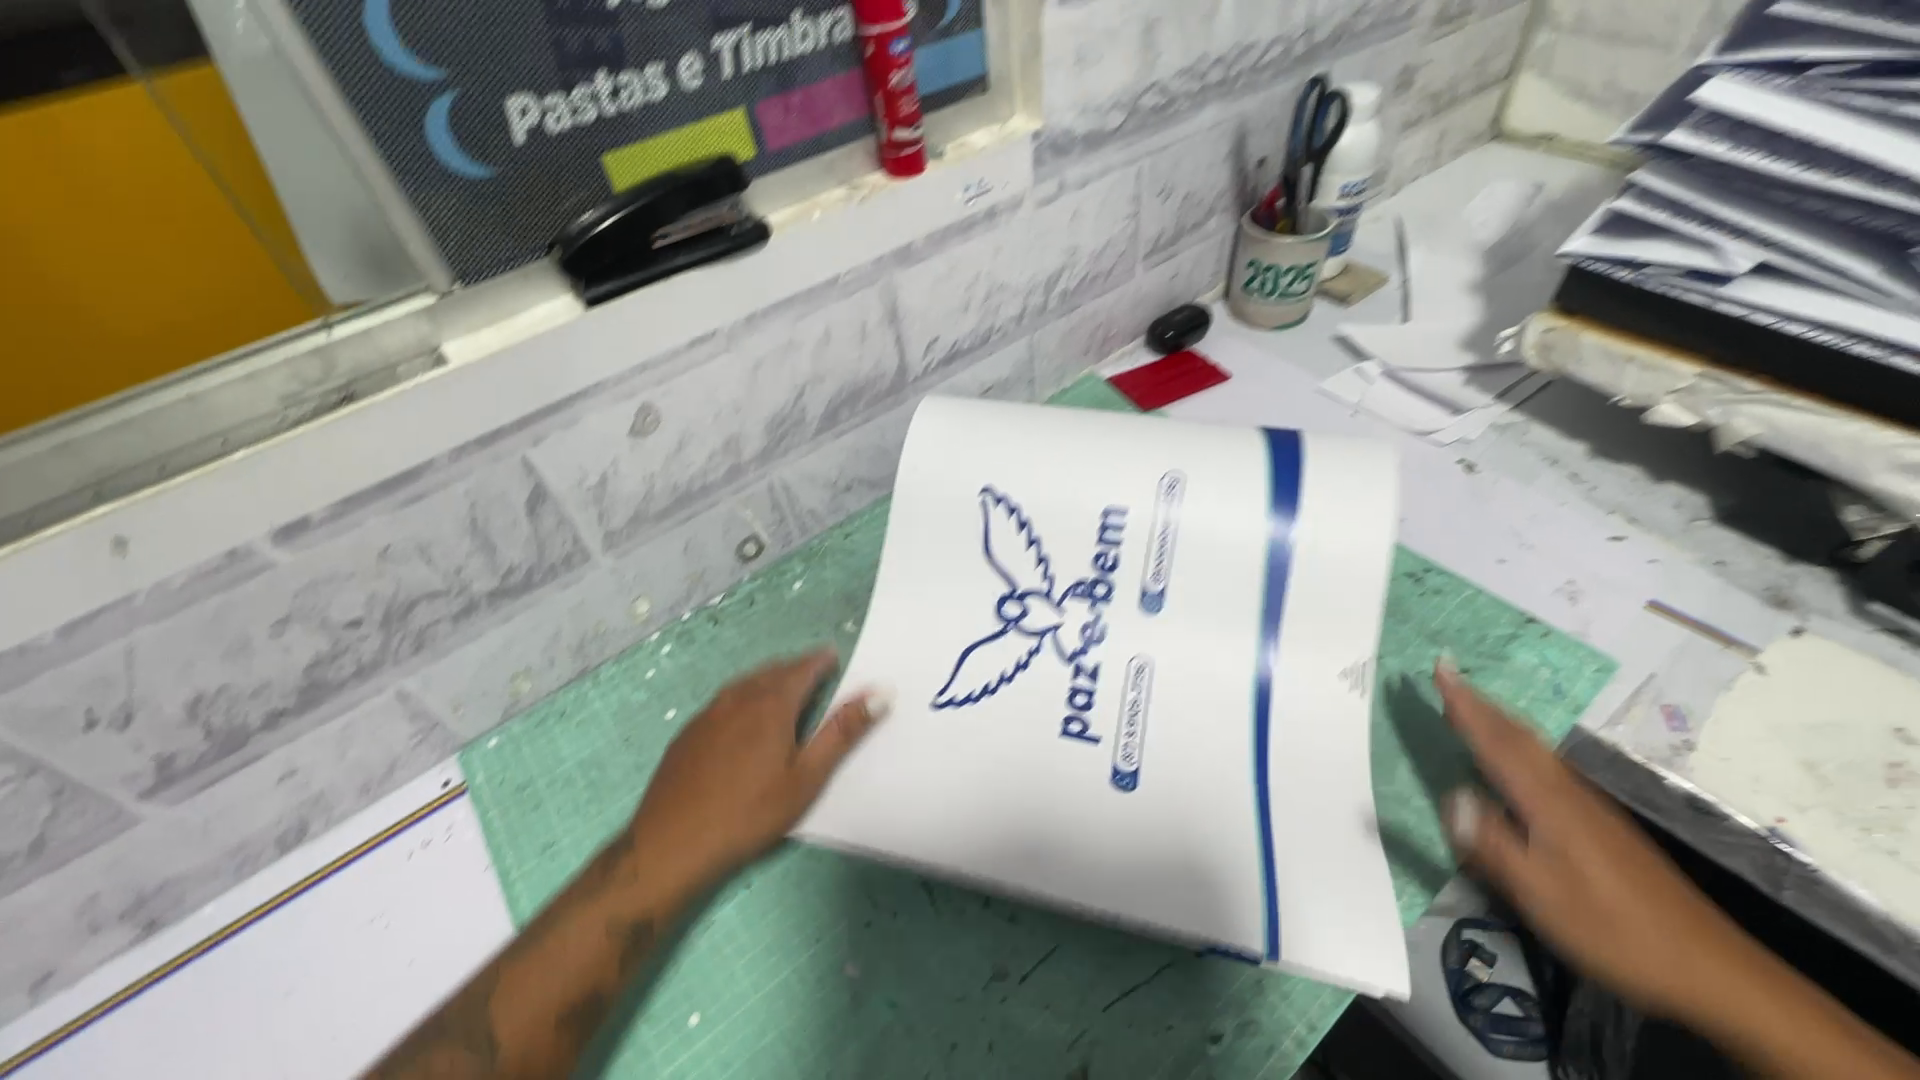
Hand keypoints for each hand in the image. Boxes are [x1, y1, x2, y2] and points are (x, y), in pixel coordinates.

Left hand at [626, 649, 889, 894]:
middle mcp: (737, 699)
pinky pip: (723, 702)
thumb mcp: (807, 778)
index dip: (820, 661)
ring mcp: (707, 715)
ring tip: (783, 691)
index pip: (802, 669)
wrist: (671, 845)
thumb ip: (842, 733)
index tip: (834, 658)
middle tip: (814, 673)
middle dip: (795, 668)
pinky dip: (743, 698)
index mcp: (771, 705)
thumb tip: (879, 693)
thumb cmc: (750, 813)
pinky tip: (742, 721)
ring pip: (744, 684)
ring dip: (768, 680)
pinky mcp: (687, 735)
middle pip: (772, 672)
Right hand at [1435, 659, 1756, 1025]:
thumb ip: (1492, 844)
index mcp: (1547, 804)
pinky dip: (1521, 749)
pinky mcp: (1603, 827)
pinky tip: (1520, 761)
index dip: (1465, 706)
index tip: (1440, 668)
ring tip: (1473, 705)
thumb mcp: (1540, 894)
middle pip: (1520, 738)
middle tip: (1450, 674)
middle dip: (1481, 704)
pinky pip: (1548, 769)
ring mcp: (1591, 809)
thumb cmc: (1613, 929)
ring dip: (1501, 722)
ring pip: (1536, 750)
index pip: (1497, 743)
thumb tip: (1452, 797)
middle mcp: (1568, 794)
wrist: (1710, 967)